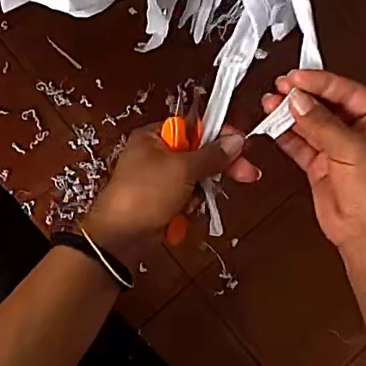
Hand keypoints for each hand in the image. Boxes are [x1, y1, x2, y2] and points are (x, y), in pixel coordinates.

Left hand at [80, 123, 258, 255]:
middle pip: (199, 154)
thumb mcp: (183, 169)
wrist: (120, 238)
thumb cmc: (144, 194)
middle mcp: (156, 154)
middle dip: (218, 168)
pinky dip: (190, 207)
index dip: (219, 135)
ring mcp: (159, 180)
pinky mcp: (162, 201)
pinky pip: (188, 198)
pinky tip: (184, 215)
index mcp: (154, 136)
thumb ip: (212, 154)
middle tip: (246, 175)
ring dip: (201, 192)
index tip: (241, 145)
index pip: (195, 127)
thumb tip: (236, 139)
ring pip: (197, 179)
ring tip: (192, 203)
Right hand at [260, 70, 365, 256]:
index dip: (322, 82)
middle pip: (329, 106)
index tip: (297, 77)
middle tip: (280, 87)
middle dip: (304, 97)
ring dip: (292, 115)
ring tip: (271, 103)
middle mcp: (363, 133)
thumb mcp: (354, 149)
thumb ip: (323, 123)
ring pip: (313, 125)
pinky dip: (287, 136)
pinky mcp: (324, 168)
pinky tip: (274, 124)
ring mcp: (342, 151)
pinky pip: (302, 146)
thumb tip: (299, 100)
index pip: (348, 91)